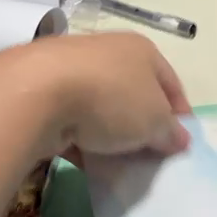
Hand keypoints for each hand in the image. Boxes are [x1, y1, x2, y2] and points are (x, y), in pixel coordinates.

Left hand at [4, 33, 191, 157]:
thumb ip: (170, 132)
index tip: (180, 145)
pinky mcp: (43, 91)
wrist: (36, 94)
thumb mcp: (155, 121)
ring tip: (117, 166)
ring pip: (101, 109)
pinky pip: (72, 121)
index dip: (180, 115)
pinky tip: (85, 164)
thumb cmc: (112, 98)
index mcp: (142, 50)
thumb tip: (180, 139)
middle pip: (135, 96)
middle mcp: (108, 52)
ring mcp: (72, 69)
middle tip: (149, 157)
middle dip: (143, 128)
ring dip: (110, 137)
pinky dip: (80, 142)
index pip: (171, 84)